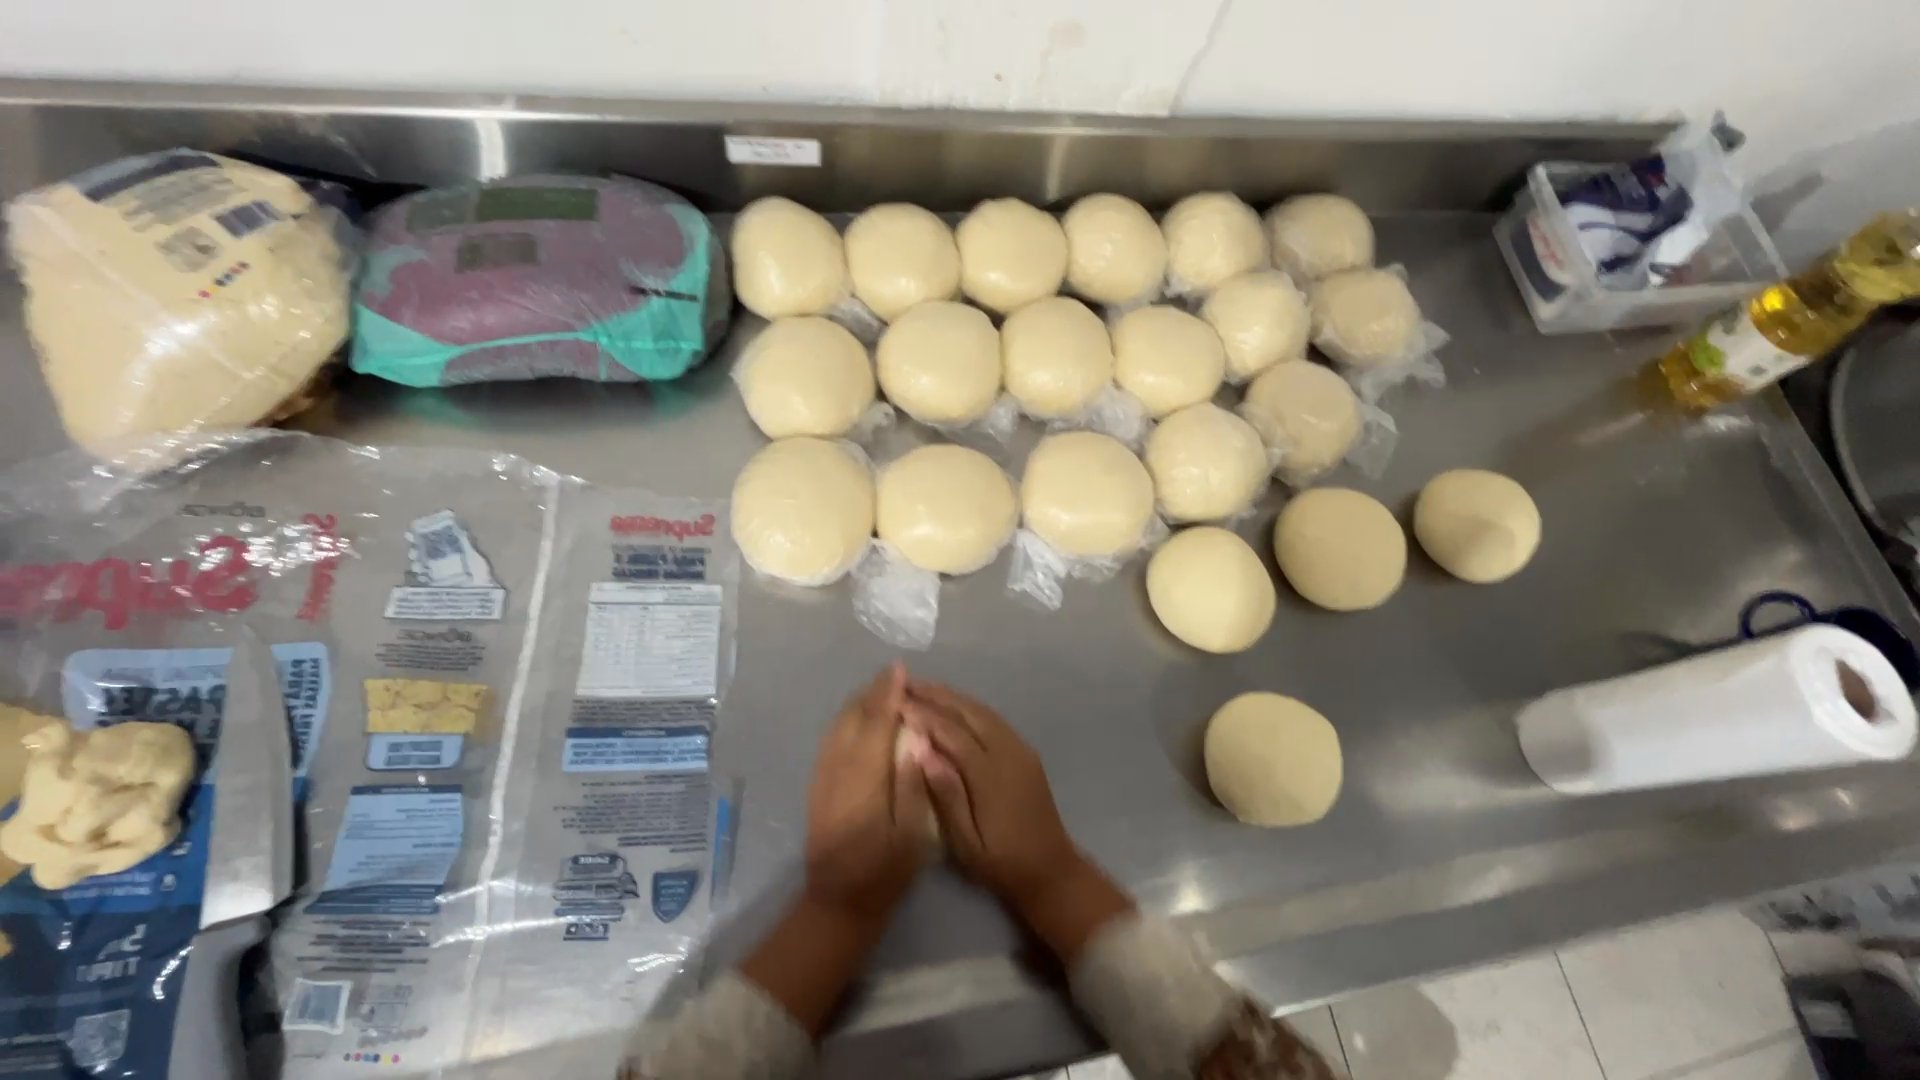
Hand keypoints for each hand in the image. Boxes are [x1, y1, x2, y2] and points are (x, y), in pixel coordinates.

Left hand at [803, 661, 933, 923]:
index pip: (877, 726)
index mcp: (864, 782)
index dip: (889, 695)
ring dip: (859, 702)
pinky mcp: (817, 785)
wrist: (837, 903)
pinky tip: (859, 715)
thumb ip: (913, 787)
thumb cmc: (884, 873)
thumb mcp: (911, 838)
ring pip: (839, 726)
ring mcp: (823, 777)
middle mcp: (838, 771)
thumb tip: (915, 741)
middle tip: (895, 672)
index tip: (901, 670)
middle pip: (854, 719)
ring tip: (880, 686)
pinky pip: (831, 739)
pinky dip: (847, 719)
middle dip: (873, 692)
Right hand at [900, 680, 1083, 910]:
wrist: (1050, 869)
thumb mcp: (966, 841)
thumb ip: (946, 795)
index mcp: (990, 775)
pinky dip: (970, 707)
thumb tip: (923, 752)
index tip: (897, 703)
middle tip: (906, 684)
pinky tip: (954, 706)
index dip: (924, 716)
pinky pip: (994, 719)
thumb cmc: (1001, 862)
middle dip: (937, 696)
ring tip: (923, 688)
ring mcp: (1020, 749)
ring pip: (983, 711)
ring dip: (953, 697)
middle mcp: (1008, 752)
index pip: (952, 733)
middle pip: (968, 713)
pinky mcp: (1025, 752)